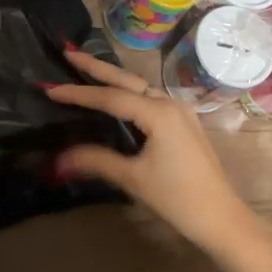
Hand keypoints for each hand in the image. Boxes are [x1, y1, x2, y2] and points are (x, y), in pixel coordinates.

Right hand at [45, 48, 263, 254]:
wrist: (222, 218)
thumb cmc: (178, 198)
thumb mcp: (134, 179)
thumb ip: (97, 161)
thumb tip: (59, 159)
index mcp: (158, 113)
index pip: (110, 97)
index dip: (78, 93)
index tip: (49, 87)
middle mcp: (170, 104)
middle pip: (127, 80)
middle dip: (97, 67)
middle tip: (69, 54)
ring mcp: (180, 112)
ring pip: (141, 88)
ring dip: (114, 79)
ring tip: (87, 70)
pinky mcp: (184, 124)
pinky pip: (152, 100)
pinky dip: (130, 94)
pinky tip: (118, 98)